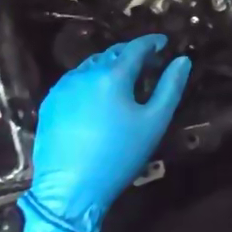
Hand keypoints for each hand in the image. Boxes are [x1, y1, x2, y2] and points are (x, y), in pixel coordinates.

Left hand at [20, 34, 191, 231]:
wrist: (70, 188)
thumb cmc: (119, 156)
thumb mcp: (153, 123)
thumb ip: (170, 87)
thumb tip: (182, 60)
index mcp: (112, 75)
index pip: (135, 47)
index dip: (152, 42)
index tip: (164, 43)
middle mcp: (84, 73)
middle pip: (112, 54)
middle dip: (132, 54)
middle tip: (148, 63)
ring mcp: (62, 87)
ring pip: (91, 67)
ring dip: (110, 67)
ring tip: (123, 80)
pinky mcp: (49, 103)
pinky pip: (75, 82)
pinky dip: (91, 82)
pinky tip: (97, 98)